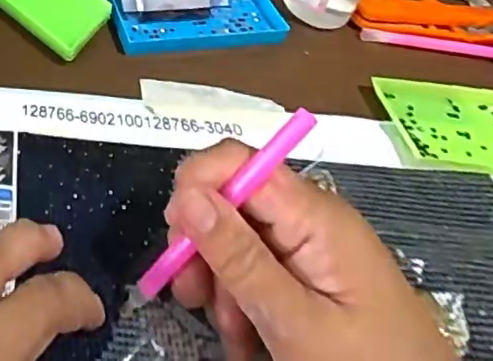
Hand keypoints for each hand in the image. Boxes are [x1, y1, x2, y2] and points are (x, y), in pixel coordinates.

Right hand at [163, 140, 453, 360]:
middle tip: (188, 291)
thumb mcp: (298, 324)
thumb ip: (240, 258)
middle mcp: (311, 217)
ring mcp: (312, 246)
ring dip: (220, 278)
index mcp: (315, 214)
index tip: (176, 233)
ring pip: (237, 235)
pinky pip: (258, 265)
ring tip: (230, 331)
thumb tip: (185, 194)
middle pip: (231, 198)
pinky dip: (241, 295)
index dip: (197, 182)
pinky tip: (246, 332)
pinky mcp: (312, 273)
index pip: (239, 160)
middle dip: (203, 241)